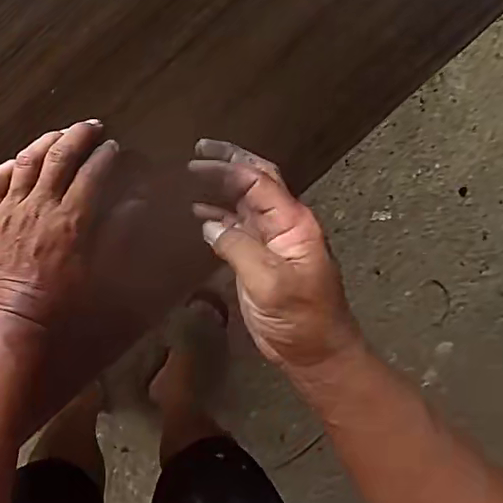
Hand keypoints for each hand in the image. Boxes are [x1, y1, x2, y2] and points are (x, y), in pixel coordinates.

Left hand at [0, 121, 120, 329]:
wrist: (18, 323)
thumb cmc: (65, 307)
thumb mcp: (104, 273)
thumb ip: (120, 233)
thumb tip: (136, 201)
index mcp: (72, 218)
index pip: (93, 172)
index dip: (107, 155)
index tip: (115, 147)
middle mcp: (40, 206)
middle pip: (59, 157)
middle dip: (78, 136)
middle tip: (92, 127)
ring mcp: (11, 210)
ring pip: (26, 162)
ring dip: (45, 142)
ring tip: (59, 134)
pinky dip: (8, 166)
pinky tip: (18, 161)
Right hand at [188, 139, 361, 370]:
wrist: (315, 353)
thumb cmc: (301, 319)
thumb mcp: (269, 282)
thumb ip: (239, 248)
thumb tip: (209, 224)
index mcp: (293, 224)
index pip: (259, 182)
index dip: (227, 167)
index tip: (195, 160)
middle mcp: (283, 225)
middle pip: (255, 181)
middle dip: (228, 161)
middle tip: (197, 149)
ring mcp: (270, 240)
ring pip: (243, 201)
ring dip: (218, 186)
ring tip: (187, 177)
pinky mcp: (256, 257)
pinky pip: (234, 225)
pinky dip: (214, 213)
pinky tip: (194, 212)